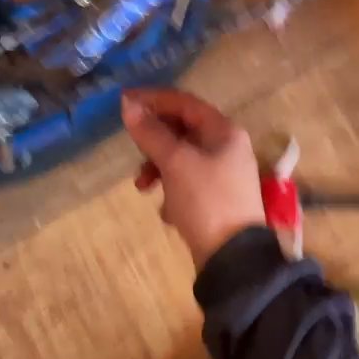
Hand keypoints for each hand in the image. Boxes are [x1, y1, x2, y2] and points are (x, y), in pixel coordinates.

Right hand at [121, 88, 265, 266]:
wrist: (233, 260)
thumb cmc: (205, 200)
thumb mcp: (175, 162)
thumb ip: (151, 133)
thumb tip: (128, 104)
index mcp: (224, 131)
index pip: (185, 102)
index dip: (154, 99)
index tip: (125, 101)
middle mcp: (227, 148)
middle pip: (182, 130)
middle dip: (154, 141)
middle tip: (134, 151)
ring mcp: (223, 175)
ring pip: (181, 158)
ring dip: (158, 168)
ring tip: (143, 187)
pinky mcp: (216, 200)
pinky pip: (187, 183)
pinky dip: (171, 190)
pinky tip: (166, 211)